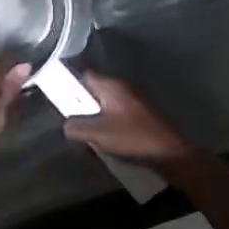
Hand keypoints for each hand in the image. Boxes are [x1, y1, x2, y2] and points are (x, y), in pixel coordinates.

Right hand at [63, 72, 201, 174]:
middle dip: (81, 103)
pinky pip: (117, 113)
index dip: (69, 82)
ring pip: (106, 103)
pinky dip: (108, 122)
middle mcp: (124, 87)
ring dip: (95, 115)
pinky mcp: (142, 114)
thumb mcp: (98, 134)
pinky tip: (106, 139)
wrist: (170, 154)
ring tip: (87, 132)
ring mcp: (135, 100)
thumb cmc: (133, 138)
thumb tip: (66, 125)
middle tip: (71, 119)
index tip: (58, 96)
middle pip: (95, 89)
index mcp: (112, 86)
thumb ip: (76, 127)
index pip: (84, 74)